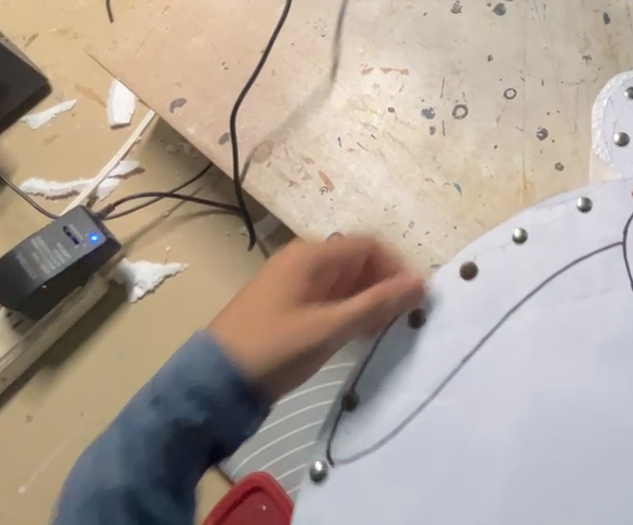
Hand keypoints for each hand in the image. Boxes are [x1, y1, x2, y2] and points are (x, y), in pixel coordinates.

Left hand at [208, 235, 425, 398]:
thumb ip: (377, 304)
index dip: (397, 267)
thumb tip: (421, 282)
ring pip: (343, 282)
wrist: (211, 386)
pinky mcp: (285, 305)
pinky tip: (355, 336)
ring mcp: (291, 283)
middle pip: (357, 262)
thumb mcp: (330, 328)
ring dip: (366, 301)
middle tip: (401, 318)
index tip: (414, 298)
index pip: (369, 246)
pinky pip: (327, 297)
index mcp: (312, 256)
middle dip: (383, 286)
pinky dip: (346, 311)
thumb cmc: (274, 349)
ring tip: (381, 330)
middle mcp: (303, 260)